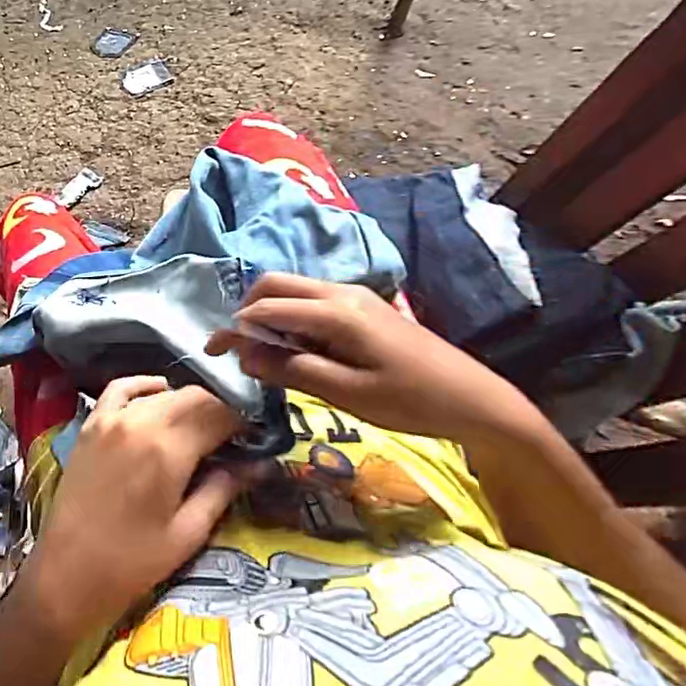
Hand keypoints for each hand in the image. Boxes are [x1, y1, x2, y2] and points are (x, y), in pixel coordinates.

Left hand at [16, 377, 248, 644]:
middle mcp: (140, 421)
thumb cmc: (132, 562)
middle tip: (235, 434)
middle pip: (194, 396)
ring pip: (163, 392)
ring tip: (203, 425)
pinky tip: (161, 393)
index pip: (219, 412)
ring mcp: (111, 419)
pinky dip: (146, 386)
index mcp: (168, 449)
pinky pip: (122, 388)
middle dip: (221, 410)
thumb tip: (257, 464)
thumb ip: (223, 489)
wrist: (65, 575)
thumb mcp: (188, 533)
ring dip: (189, 402)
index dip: (243, 419)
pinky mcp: (91, 424)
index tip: (256, 434)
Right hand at [206, 272, 550, 443]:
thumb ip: (293, 370)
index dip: (236, 328)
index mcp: (336, 312)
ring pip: (294, 290)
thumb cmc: (410, 401)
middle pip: (276, 283)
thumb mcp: (348, 394)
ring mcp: (354, 296)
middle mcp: (341, 292)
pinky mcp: (362, 308)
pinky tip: (297, 350)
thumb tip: (245, 355)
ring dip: (270, 314)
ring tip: (266, 356)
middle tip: (240, 351)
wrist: (472, 397)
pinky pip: (312, 301)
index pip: (268, 306)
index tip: (214, 352)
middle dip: (248, 310)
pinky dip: (291, 318)